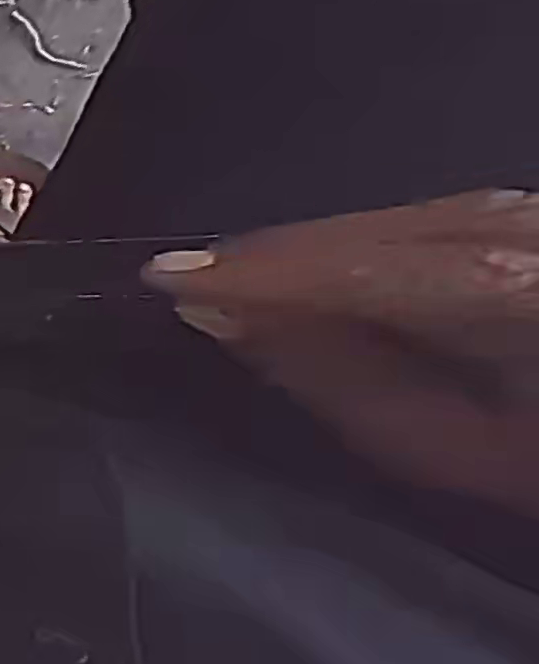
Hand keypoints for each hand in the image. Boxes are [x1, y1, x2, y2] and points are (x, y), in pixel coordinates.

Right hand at [143, 188, 538, 520]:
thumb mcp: (445, 449)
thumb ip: (328, 377)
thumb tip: (220, 315)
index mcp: (529, 300)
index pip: (372, 271)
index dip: (257, 271)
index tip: (160, 276)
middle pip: (395, 229)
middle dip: (277, 253)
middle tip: (185, 276)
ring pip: (417, 214)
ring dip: (312, 244)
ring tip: (233, 269)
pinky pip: (446, 215)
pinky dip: (363, 238)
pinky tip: (312, 258)